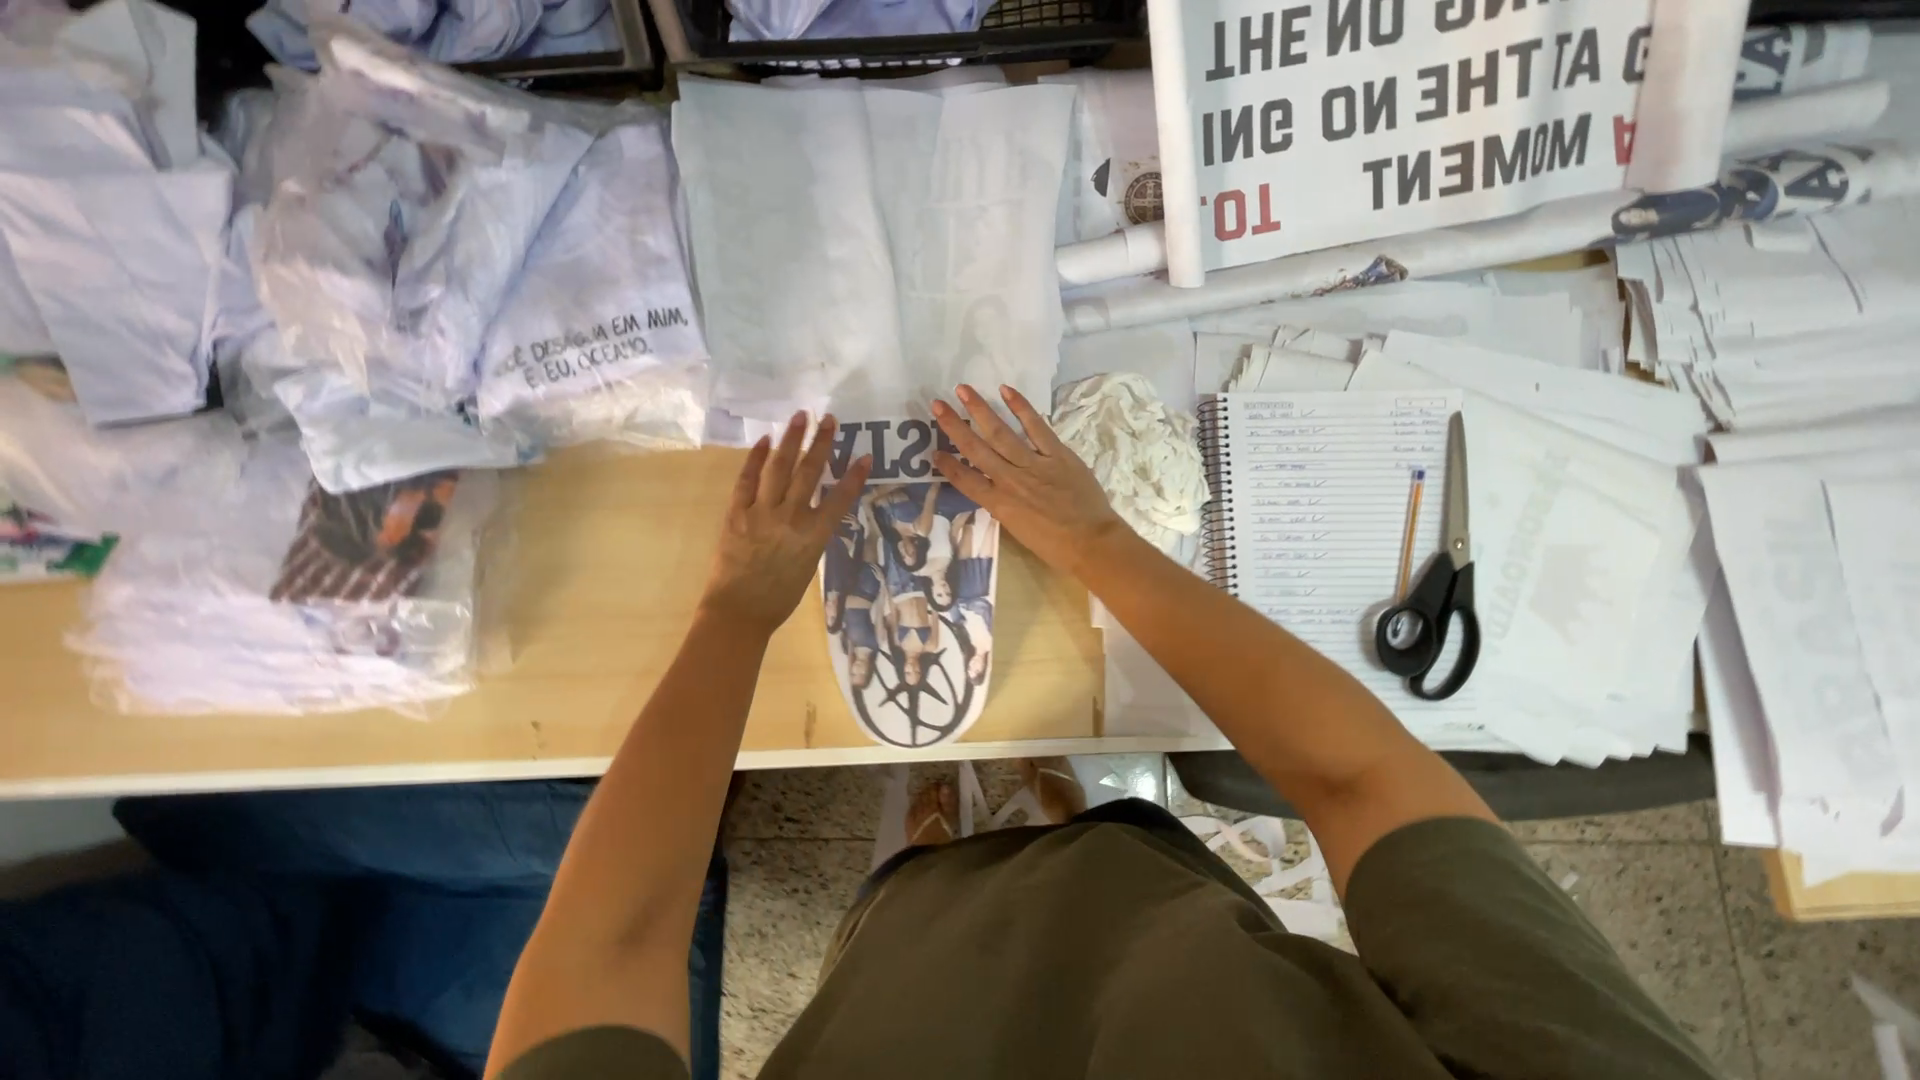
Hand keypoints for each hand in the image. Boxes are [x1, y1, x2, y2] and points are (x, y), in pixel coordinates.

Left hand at [701, 413, 870, 635]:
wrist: (738, 612)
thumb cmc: (778, 599)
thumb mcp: (808, 567)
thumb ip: (811, 536)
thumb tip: (812, 513)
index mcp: (813, 536)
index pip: (839, 499)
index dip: (854, 477)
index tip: (864, 456)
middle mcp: (790, 518)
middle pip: (809, 473)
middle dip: (821, 443)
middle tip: (828, 419)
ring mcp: (761, 513)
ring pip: (779, 468)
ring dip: (791, 440)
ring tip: (800, 417)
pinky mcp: (736, 513)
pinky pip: (747, 481)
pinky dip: (755, 459)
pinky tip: (765, 442)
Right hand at [931, 384, 1127, 575]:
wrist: (1091, 543)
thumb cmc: (1054, 546)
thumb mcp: (1019, 530)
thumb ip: (1005, 506)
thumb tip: (997, 489)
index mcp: (999, 505)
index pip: (966, 480)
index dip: (948, 466)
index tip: (934, 451)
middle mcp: (1010, 481)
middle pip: (976, 449)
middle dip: (954, 426)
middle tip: (937, 403)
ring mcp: (1034, 465)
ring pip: (1001, 433)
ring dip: (980, 410)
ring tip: (963, 390)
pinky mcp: (1057, 455)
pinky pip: (1036, 427)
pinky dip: (1021, 408)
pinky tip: (1006, 391)